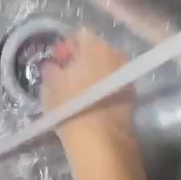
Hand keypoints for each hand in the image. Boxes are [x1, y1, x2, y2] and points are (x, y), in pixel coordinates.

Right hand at [42, 29, 133, 144]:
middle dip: (80, 61)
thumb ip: (51, 70)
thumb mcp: (50, 87)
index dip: (65, 48)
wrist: (100, 143)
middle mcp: (115, 55)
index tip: (55, 63)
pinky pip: (111, 84)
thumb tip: (54, 66)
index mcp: (95, 47)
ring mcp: (125, 76)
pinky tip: (88, 103)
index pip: (79, 36)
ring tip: (75, 92)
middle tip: (63, 77)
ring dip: (91, 75)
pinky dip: (100, 88)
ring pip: (104, 68)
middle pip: (95, 51)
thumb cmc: (70, 108)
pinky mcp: (130, 95)